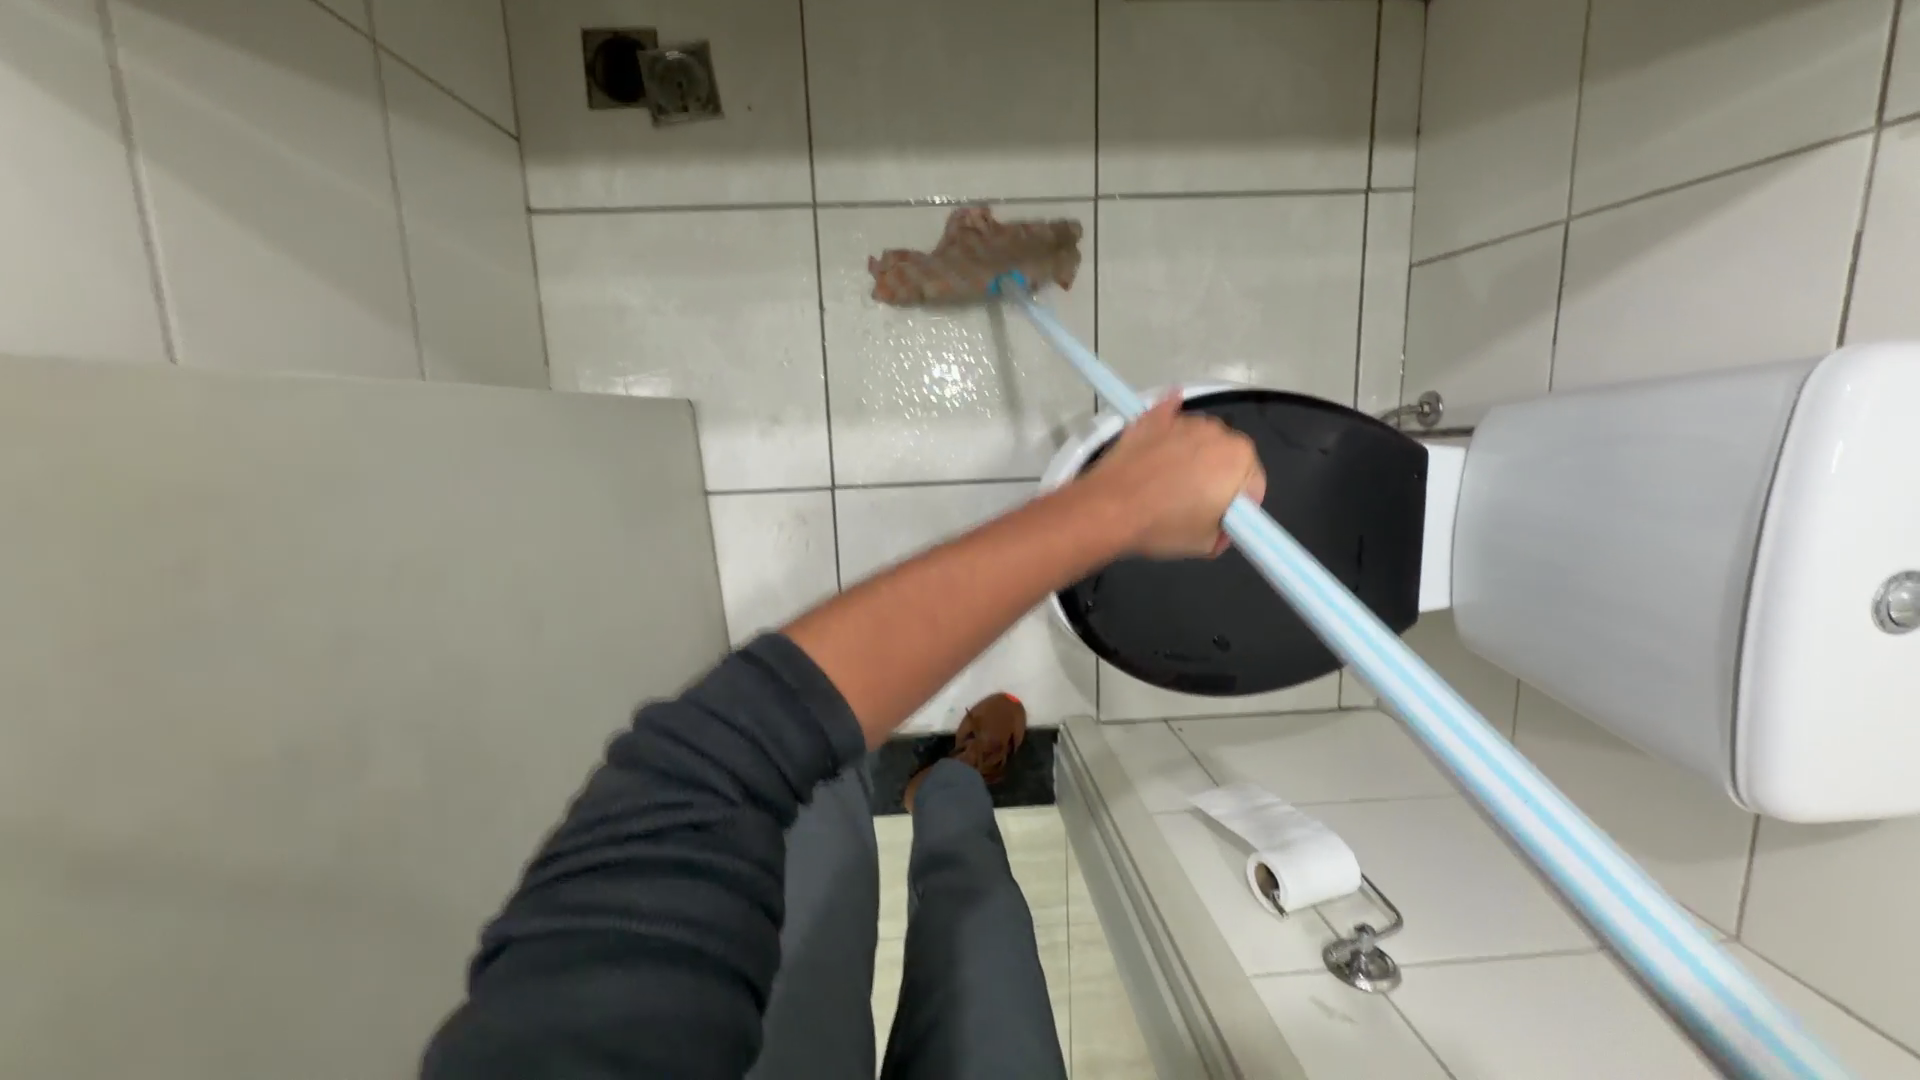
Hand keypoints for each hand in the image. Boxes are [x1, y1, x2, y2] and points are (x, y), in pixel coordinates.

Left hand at [1076, 395, 1265, 558]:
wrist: (1108, 508)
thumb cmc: (1164, 526)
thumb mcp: (1207, 544)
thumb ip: (1225, 532)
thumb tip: (1219, 527)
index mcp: (1240, 458)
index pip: (1253, 485)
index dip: (1239, 507)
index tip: (1220, 521)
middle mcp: (1217, 431)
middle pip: (1228, 457)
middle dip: (1218, 478)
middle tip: (1193, 505)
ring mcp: (1182, 421)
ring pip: (1199, 439)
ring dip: (1193, 455)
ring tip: (1169, 483)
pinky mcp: (1151, 419)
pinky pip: (1169, 414)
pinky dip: (1171, 416)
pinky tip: (1172, 408)